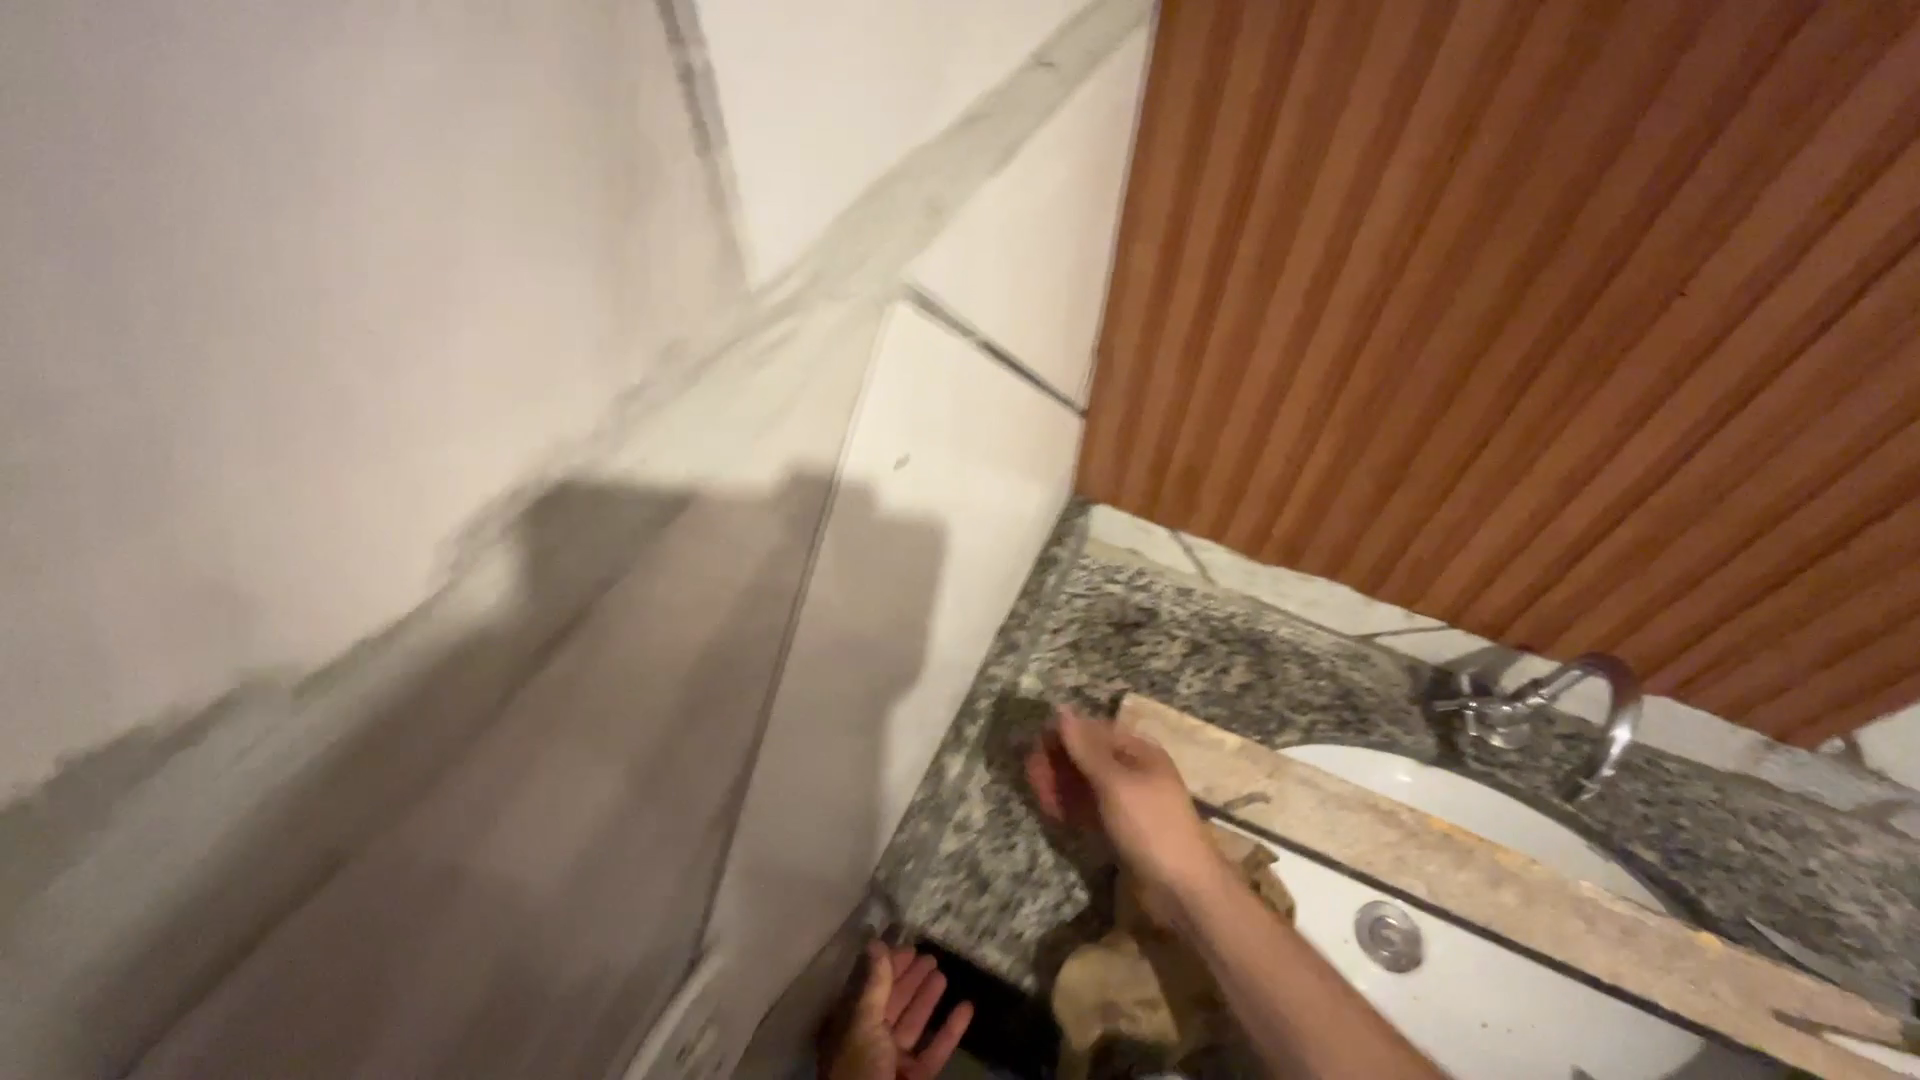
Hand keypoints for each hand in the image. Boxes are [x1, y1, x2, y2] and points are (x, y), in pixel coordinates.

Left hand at [824, 941, 972, 1079]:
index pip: (868, 988)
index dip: (886, 966)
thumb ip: (872, 985)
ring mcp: (894, 1064)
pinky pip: (935, 1051)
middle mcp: (870, 1043)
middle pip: (892, 1003)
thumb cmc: (859, 1072)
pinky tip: (966, 1007)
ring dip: (927, 998)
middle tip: (930, 956)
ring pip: (913, 1024)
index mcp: (849, 1028)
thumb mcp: (861, 1025)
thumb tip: (875, 942)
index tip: (907, 945)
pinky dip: (950, 1030)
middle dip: (909, 979)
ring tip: (943, 974)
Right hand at [1026, 705, 1225, 907]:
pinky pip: (1088, 809)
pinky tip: (1050, 811)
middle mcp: (1131, 772)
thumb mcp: (1115, 783)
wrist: (1183, 889)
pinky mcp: (1118, 829)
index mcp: (1138, 752)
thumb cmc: (1151, 826)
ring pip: (1085, 785)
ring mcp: (1125, 802)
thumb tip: (1061, 709)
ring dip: (1060, 785)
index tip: (1033, 745)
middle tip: (1029, 774)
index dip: (1063, 735)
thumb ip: (1085, 748)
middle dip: (1058, 762)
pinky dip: (1069, 807)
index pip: (1093, 732)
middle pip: (1087, 758)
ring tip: (1036, 795)